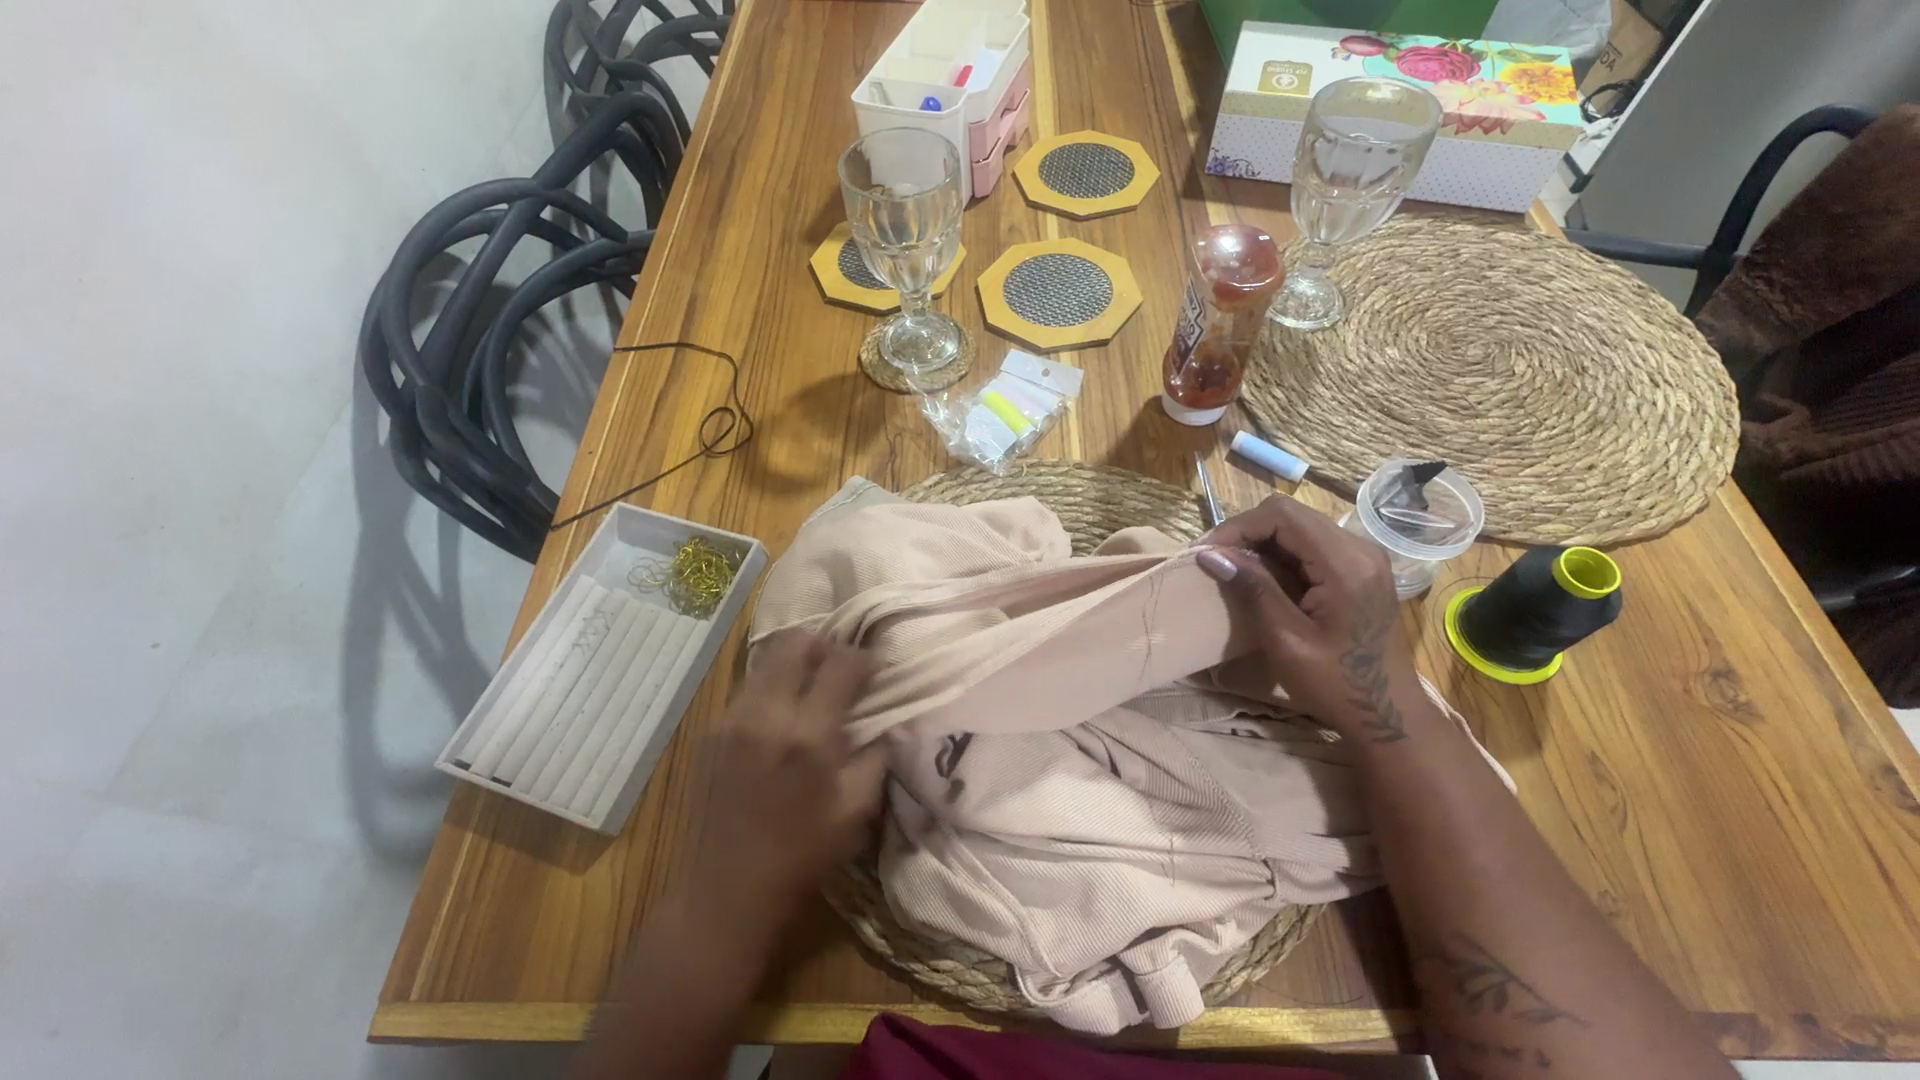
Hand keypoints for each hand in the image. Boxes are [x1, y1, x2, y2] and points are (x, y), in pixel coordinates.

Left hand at [687, 631, 886, 923]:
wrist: (725, 888)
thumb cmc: (800, 855)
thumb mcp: (856, 811)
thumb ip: (875, 758)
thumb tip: (887, 725)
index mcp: (808, 735)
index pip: (840, 664)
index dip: (864, 656)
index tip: (876, 665)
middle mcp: (766, 714)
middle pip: (794, 643)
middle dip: (824, 645)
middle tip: (840, 666)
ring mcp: (731, 719)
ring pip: (765, 660)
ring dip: (794, 662)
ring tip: (812, 685)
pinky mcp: (711, 730)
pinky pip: (746, 687)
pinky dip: (770, 685)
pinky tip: (782, 714)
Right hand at [1194, 495, 1423, 743]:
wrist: (1388, 714)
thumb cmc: (1336, 684)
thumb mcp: (1286, 640)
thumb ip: (1253, 590)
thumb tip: (1211, 555)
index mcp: (1346, 563)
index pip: (1282, 515)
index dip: (1238, 527)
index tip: (1207, 554)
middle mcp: (1361, 548)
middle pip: (1292, 515)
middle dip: (1247, 532)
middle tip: (1214, 561)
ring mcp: (1365, 558)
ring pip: (1301, 527)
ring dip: (1262, 542)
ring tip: (1232, 569)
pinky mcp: (1361, 570)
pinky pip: (1313, 545)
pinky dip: (1281, 554)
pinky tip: (1262, 578)